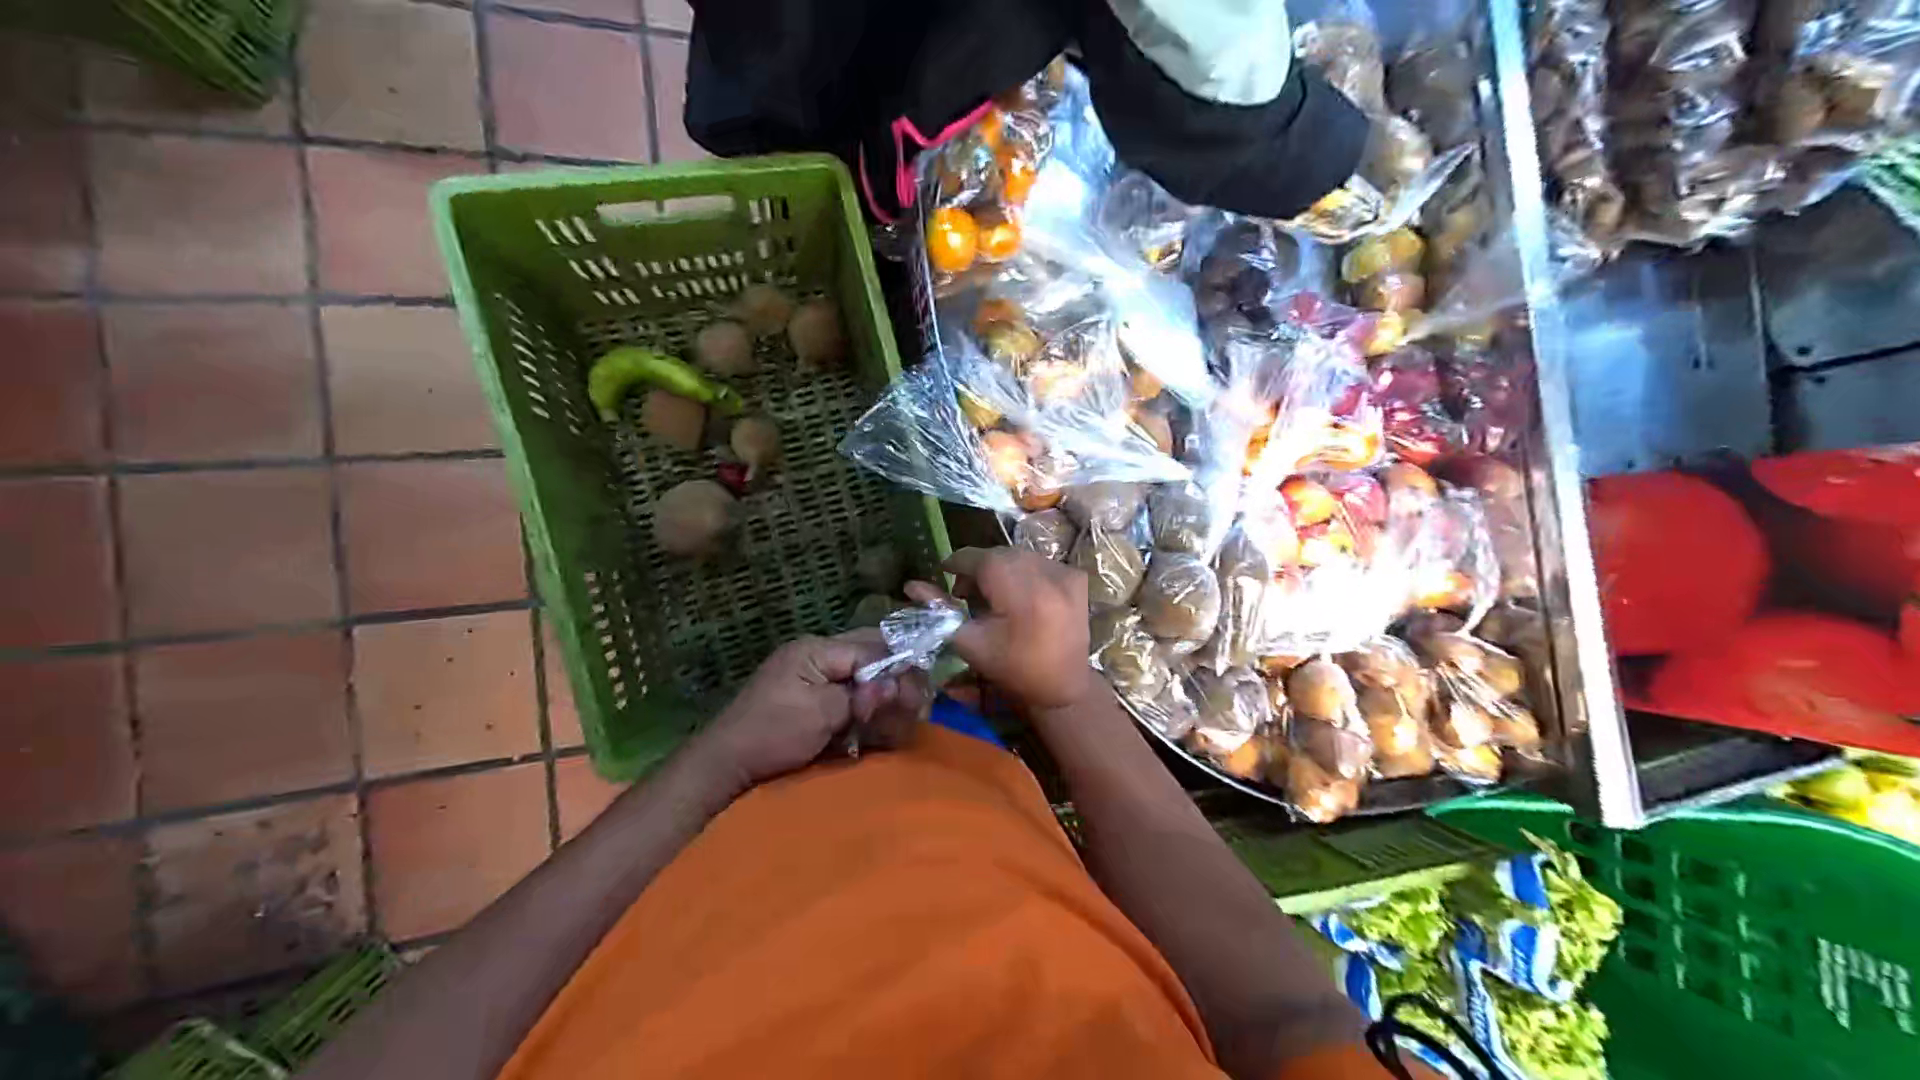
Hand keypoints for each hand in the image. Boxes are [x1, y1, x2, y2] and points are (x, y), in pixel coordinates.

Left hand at [692, 629, 929, 791]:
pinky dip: (866, 709)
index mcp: (816, 650)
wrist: (725, 765)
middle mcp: (818, 656)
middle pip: (871, 656)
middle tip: (914, 706)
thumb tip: (897, 684)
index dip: (897, 669)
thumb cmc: (772, 734)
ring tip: (899, 719)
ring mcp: (814, 677)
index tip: (916, 696)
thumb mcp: (820, 713)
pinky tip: (877, 726)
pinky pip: (850, 694)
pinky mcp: (813, 700)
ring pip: (865, 675)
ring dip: (882, 697)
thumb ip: (862, 695)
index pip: (871, 647)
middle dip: (894, 680)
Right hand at [906, 547, 1098, 711]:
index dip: (957, 563)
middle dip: (979, 568)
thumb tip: (911, 585)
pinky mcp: (1077, 577)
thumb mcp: (971, 642)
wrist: (1064, 686)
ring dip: (1001, 568)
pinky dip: (1024, 572)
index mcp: (1021, 592)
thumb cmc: (1013, 669)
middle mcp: (1047, 574)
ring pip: (1019, 555)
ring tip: (993, 596)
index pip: (980, 558)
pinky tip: (1021, 597)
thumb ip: (941, 610)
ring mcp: (1066, 573)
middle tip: (967, 593)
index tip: (946, 575)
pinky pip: (1039, 562)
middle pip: (999, 555)